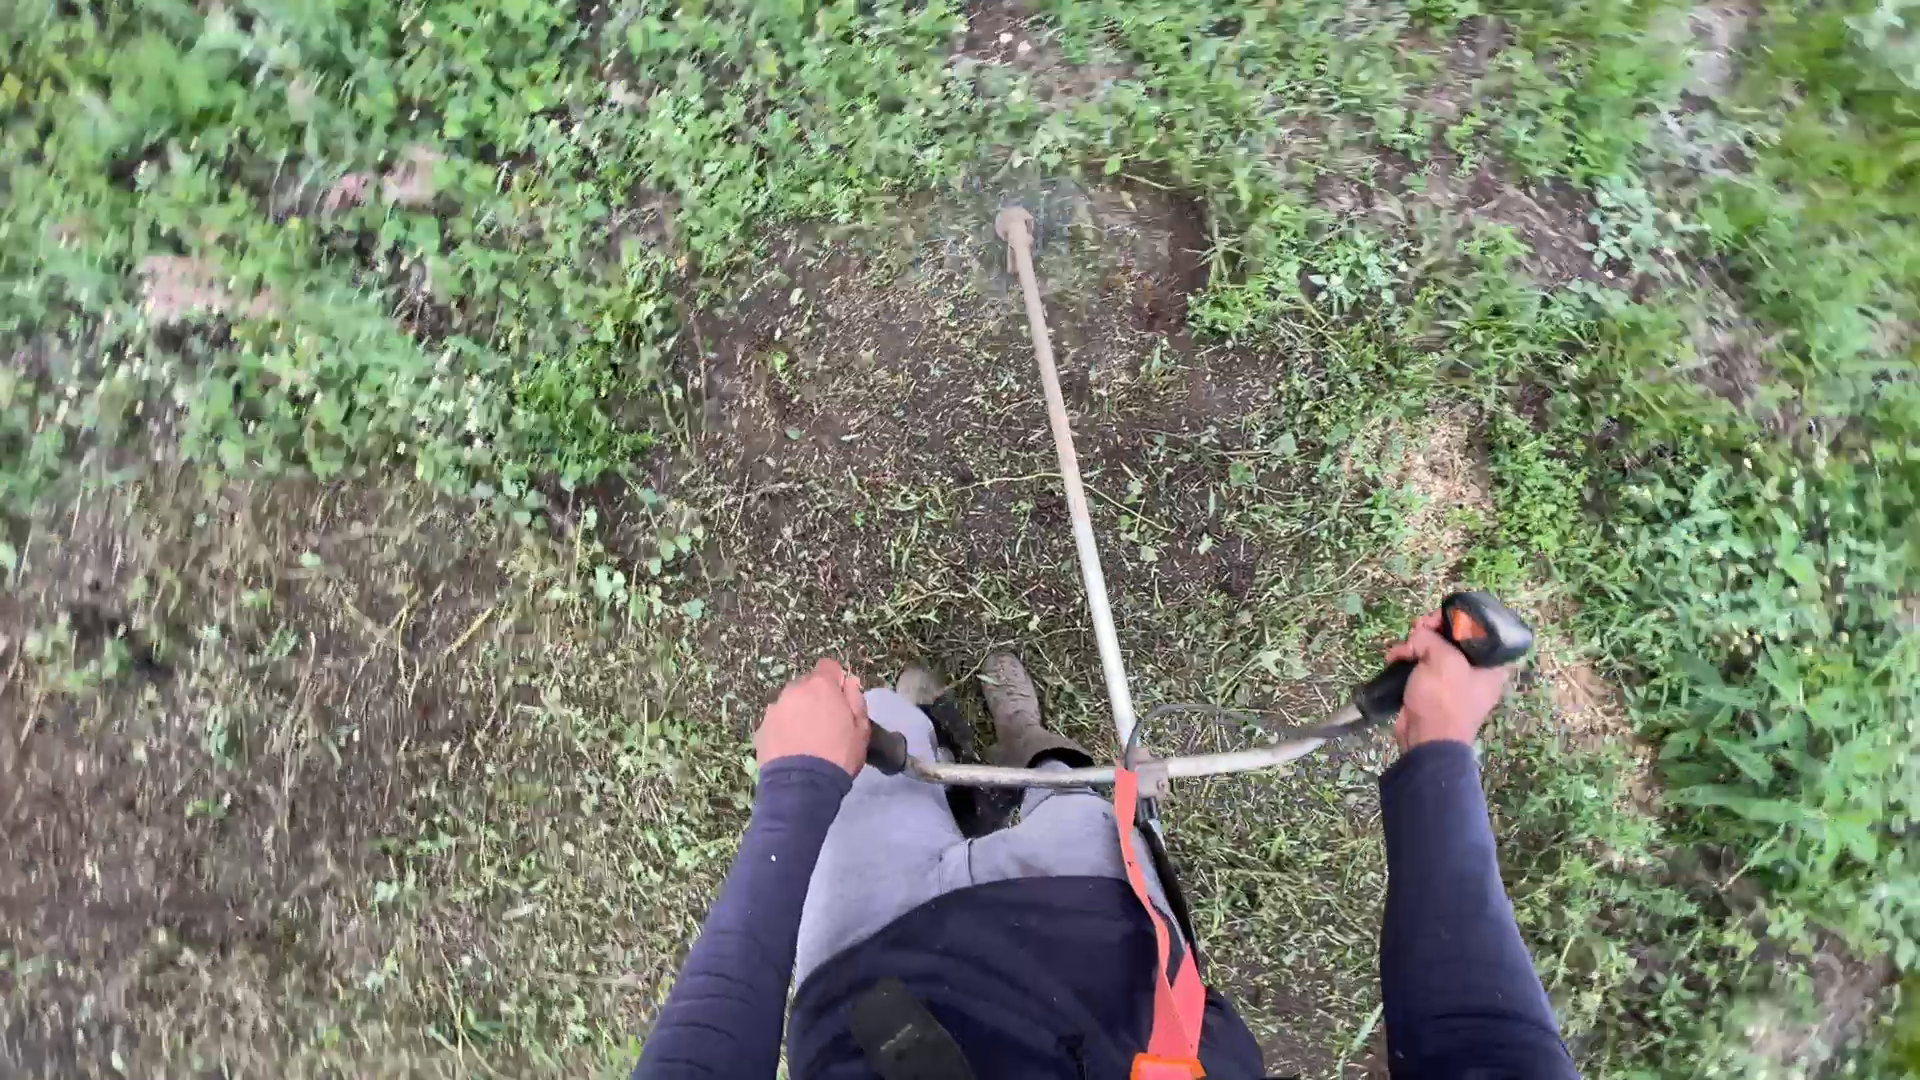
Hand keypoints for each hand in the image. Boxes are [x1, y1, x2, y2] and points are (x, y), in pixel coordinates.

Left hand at [755, 658, 870, 775]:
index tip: (840, 700)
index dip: (836, 681)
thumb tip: (849, 682)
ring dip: (798, 712)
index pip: (828, 666)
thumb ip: (856, 700)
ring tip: (806, 739)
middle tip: (825, 723)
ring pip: (791, 702)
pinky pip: (777, 721)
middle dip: (816, 697)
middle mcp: (794, 690)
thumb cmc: (838, 756)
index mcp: (821, 685)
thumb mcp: (861, 729)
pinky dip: (784, 728)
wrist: (801, 787)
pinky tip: (792, 749)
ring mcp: (775, 709)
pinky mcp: (761, 728)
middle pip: (808, 684)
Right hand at [1384, 611, 1511, 751]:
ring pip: (1432, 648)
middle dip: (1429, 631)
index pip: (1477, 630)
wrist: (1428, 737)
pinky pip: (1420, 663)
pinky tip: (1393, 658)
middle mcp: (1474, 669)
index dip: (1455, 620)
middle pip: (1451, 637)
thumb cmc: (1444, 699)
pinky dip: (1406, 657)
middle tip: (1415, 631)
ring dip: (1413, 644)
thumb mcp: (1442, 660)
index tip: (1434, 620)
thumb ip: (1430, 639)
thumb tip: (1416, 638)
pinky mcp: (1431, 686)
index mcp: (1490, 664)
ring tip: (1400, 649)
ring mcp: (1452, 678)